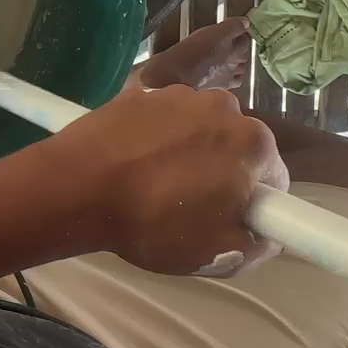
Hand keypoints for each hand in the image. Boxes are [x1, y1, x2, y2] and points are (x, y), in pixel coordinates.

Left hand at [39, 84, 286, 276]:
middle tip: (187, 204)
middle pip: (233, 146)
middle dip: (220, 172)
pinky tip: (130, 160)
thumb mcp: (218, 255)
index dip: (254, 203)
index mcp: (253, 142)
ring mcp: (175, 94)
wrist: (76, 187)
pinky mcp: (137, 92)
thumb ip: (259, 243)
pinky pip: (158, 118)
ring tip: (152, 181)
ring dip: (185, 149)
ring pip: (195, 128)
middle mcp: (221, 106)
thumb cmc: (153, 223)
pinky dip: (152, 135)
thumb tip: (265, 231)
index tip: (226, 218)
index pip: (272, 177)